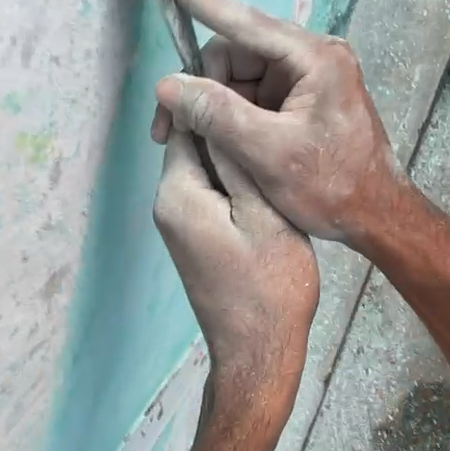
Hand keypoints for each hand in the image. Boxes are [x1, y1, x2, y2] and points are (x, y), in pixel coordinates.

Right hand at [149, 0, 409, 245]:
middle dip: (201, 85)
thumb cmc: (332, 186)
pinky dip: (231, 115)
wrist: (375, 216)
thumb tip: (167, 85)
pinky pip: (255, 95)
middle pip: (238, 53)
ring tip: (191, 141)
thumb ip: (217, 115)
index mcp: (316, 58)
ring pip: (241, 76)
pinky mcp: (305, 99)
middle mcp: (315, 57)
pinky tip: (216, 142)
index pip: (247, 23)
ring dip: (213, 104)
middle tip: (170, 129)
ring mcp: (311, 78)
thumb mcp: (268, 153)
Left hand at [154, 130, 318, 432]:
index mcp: (179, 193)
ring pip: (208, 168)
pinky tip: (270, 190)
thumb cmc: (271, 285)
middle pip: (197, 144)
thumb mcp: (264, 214)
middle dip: (234, 132)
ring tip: (280, 157)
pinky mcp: (196, 237)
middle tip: (280, 128)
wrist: (260, 351)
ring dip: (240, 160)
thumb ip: (238, 163)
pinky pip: (213, 192)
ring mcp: (180, 223)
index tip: (266, 100)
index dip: (224, 104)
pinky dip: (238, 184)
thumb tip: (217, 114)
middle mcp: (168, 203)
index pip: (189, 123)